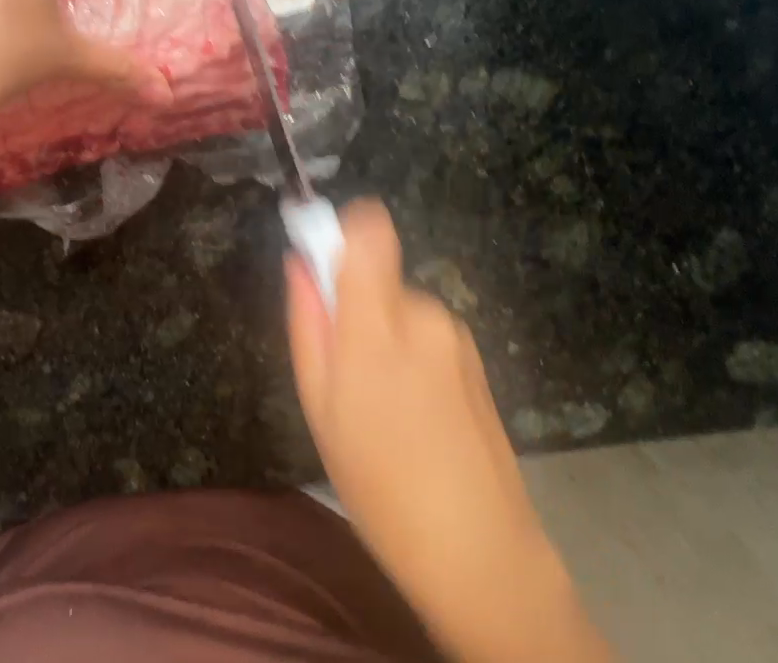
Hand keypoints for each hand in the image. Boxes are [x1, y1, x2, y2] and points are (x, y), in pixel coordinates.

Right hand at [287, 200, 609, 661]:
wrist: (477, 549)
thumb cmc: (375, 480)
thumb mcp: (317, 404)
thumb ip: (308, 324)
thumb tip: (299, 264)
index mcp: (379, 325)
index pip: (370, 231)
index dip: (341, 227)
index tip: (318, 256)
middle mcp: (424, 316)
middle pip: (376, 274)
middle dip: (351, 305)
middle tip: (338, 372)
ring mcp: (457, 337)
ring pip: (399, 308)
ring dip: (379, 336)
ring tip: (374, 405)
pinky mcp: (476, 359)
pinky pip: (423, 334)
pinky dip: (406, 356)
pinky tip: (409, 414)